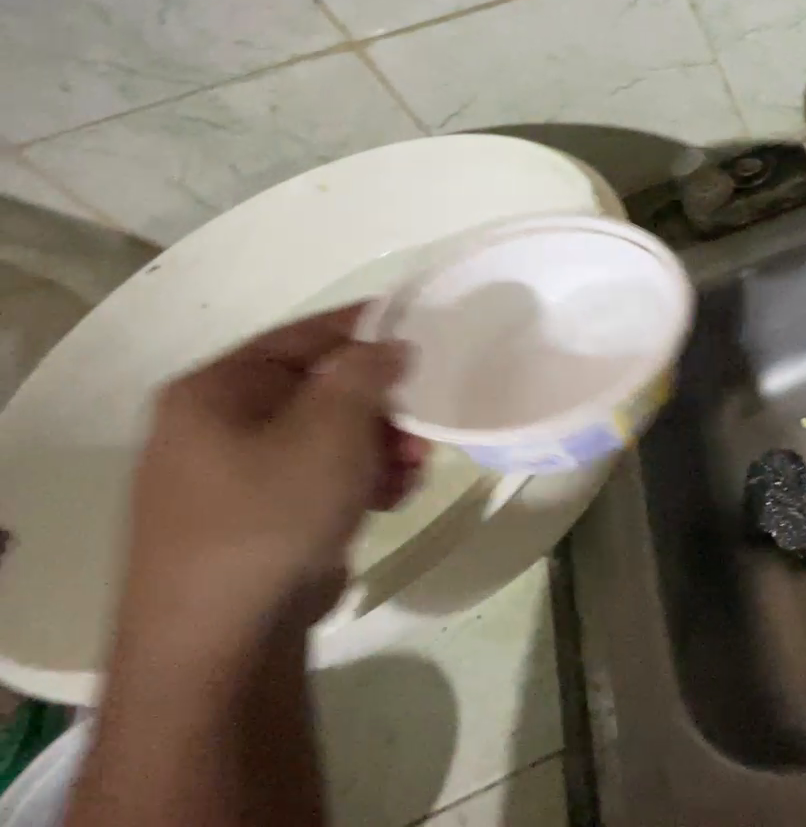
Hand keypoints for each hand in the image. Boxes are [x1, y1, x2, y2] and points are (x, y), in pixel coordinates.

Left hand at [121, 305, 424, 639]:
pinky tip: (388, 501)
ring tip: (410, 475)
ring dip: (383, 448)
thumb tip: (390, 346)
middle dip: (385, 408)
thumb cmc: (273, 513)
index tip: (430, 328)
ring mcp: (234, 472)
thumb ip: (367, 372)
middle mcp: (217, 423)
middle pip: (325, 389)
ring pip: (331, 434)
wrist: (224, 636)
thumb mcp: (332, 429)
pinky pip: (321, 474)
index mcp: (216, 390)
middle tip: (425, 431)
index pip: (307, 334)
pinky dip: (362, 479)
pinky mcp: (257, 512)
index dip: (371, 327)